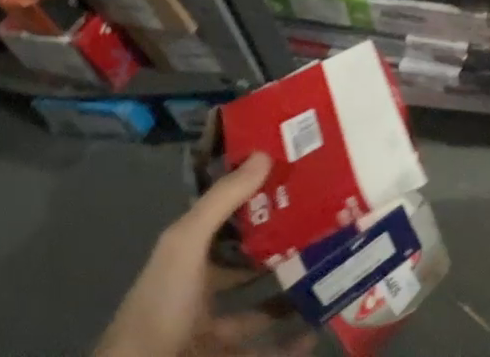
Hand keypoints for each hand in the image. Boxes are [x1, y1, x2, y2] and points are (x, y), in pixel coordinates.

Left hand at [95, 152, 314, 356]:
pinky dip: (291, 346)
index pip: (224, 224)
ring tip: (328, 278)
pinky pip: (265, 350)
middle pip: (244, 267)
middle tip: (324, 230)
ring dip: (290, 297)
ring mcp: (212, 333)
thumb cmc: (161, 309)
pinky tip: (316, 335)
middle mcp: (198, 294)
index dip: (255, 204)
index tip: (296, 184)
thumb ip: (222, 201)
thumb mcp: (186, 245)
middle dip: (280, 251)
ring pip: (258, 311)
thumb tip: (265, 153)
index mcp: (186, 262)